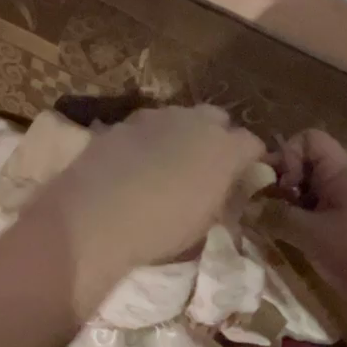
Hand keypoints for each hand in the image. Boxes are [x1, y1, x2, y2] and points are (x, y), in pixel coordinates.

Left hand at [22, 106, 264, 306]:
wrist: (95, 217)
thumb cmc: (161, 229)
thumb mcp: (204, 223)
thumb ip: (223, 198)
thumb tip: (230, 189)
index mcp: (224, 148)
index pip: (252, 144)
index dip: (251, 160)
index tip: (244, 177)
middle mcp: (194, 121)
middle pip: (217, 119)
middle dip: (217, 136)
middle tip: (207, 166)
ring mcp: (155, 117)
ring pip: (179, 117)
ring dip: (181, 135)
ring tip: (169, 163)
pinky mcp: (121, 123)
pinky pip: (145, 127)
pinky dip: (148, 141)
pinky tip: (135, 165)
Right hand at [266, 129, 346, 302]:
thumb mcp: (312, 234)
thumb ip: (277, 217)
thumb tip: (247, 208)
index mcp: (342, 172)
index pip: (308, 139)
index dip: (287, 156)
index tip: (281, 188)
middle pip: (307, 165)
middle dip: (282, 184)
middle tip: (266, 210)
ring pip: (311, 192)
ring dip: (290, 206)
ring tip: (275, 229)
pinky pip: (321, 213)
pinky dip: (304, 222)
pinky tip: (294, 243)